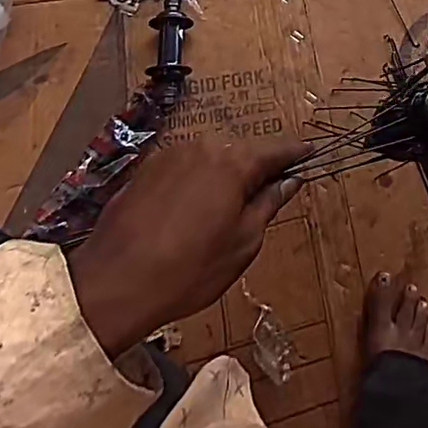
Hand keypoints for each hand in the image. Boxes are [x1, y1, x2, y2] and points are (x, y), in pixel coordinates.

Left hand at [66, 136, 308, 357]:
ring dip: (224, 175)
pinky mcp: (149, 166)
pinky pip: (185, 166)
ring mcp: (172, 153)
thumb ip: (269, 204)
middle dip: (257, 168)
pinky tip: (193, 210)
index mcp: (232, 162)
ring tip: (228, 208)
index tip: (311, 151)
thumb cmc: (189, 270)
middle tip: (270, 191)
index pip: (274, 149)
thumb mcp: (243, 244)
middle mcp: (203, 146)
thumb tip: (289, 181)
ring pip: (211, 158)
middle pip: (241, 152)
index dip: (295, 153)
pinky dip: (198, 180)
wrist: (116, 280)